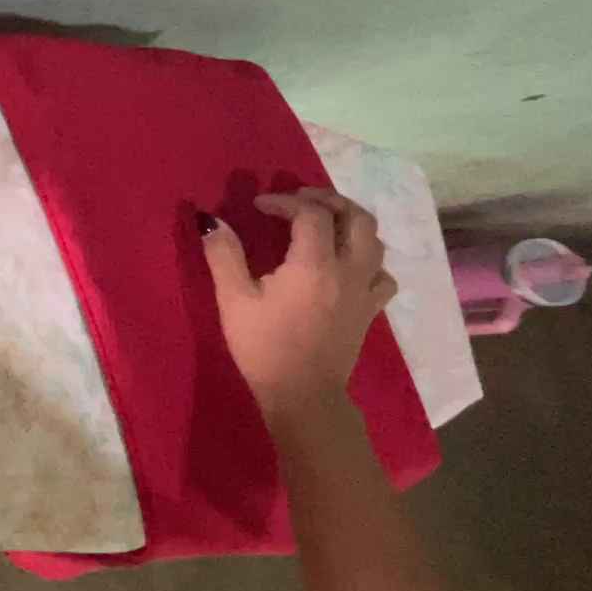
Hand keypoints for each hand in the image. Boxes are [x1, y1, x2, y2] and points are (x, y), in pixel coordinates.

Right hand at [199, 189, 397, 422]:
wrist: (302, 392)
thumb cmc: (262, 344)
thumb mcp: (232, 298)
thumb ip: (224, 254)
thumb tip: (210, 220)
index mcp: (315, 265)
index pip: (311, 215)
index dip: (285, 202)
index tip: (257, 206)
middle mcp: (349, 271)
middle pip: (358, 219)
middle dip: (330, 200)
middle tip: (299, 198)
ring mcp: (365, 290)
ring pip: (375, 242)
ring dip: (350, 222)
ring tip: (323, 222)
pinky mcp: (370, 309)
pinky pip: (381, 272)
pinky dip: (366, 256)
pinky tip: (346, 263)